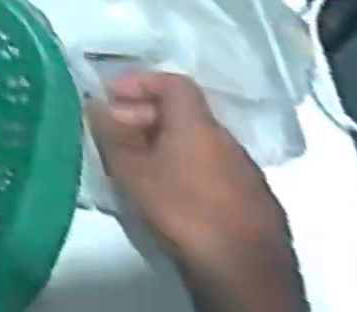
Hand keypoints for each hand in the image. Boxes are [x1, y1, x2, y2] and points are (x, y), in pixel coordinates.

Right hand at [88, 71, 304, 310]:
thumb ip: (108, 128)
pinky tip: (169, 191)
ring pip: (200, 143)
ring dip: (165, 143)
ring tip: (137, 164)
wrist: (243, 274)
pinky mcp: (259, 205)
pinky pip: (216, 170)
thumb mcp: (126, 164)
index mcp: (200, 128)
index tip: (111, 98)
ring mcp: (251, 177)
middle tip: (114, 134)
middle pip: (185, 114)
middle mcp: (231, 145)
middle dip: (144, 116)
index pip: (174, 83)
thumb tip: (98, 104)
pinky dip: (187, 168)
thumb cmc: (177, 207)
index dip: (139, 82)